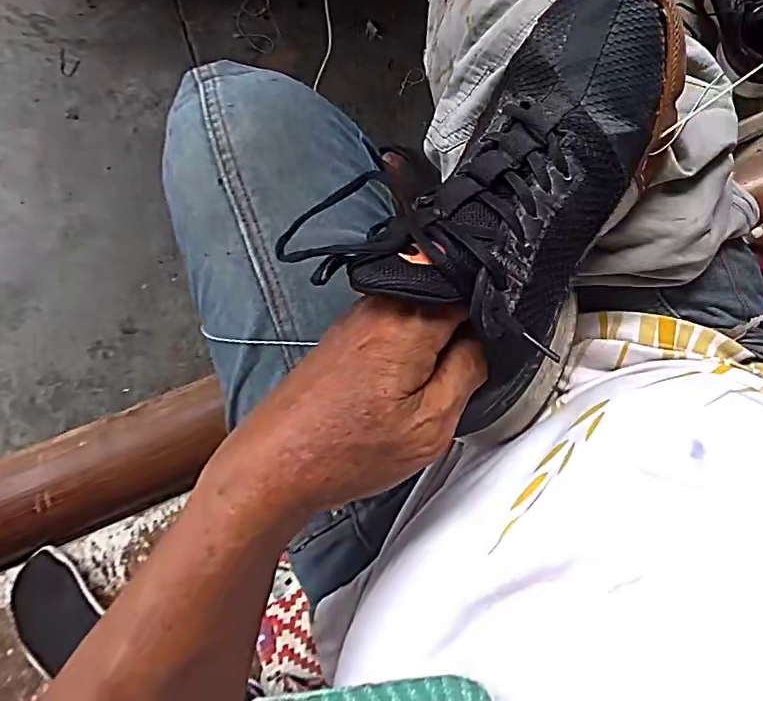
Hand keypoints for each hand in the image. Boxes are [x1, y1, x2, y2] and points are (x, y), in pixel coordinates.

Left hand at [201, 297, 484, 530]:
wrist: (270, 468)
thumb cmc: (341, 452)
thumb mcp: (430, 425)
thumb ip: (470, 370)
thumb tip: (487, 341)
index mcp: (411, 321)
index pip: (475, 293)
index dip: (491, 318)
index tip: (490, 348)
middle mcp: (384, 305)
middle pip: (448, 297)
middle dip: (463, 330)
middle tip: (459, 374)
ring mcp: (361, 314)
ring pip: (424, 310)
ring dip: (434, 340)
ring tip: (422, 385)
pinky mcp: (348, 330)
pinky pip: (398, 322)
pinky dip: (410, 346)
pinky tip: (398, 385)